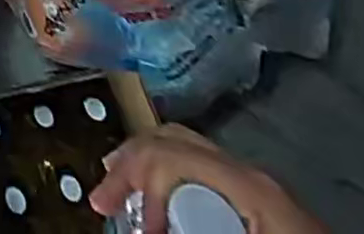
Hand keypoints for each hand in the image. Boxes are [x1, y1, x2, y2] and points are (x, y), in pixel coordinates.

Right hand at [90, 125, 324, 233]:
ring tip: (118, 183)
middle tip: (103, 197)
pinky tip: (156, 192)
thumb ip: (194, 224)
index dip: (138, 182)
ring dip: (141, 162)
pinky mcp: (259, 198)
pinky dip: (165, 172)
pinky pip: (196, 164)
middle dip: (128, 163)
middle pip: (168, 140)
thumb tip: (145, 224)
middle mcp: (248, 172)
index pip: (168, 154)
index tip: (128, 222)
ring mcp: (255, 182)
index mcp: (248, 184)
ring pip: (180, 145)